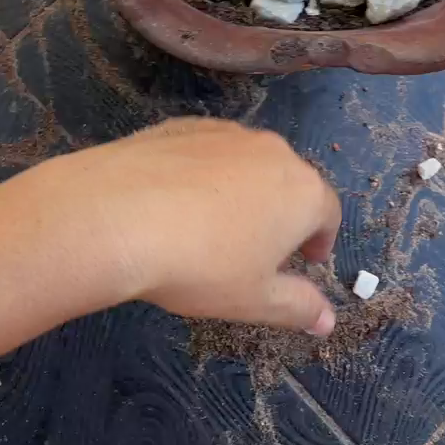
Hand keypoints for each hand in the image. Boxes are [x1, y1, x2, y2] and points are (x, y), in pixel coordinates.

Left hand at [10, 118, 340, 334]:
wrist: (117, 214)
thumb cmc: (201, 265)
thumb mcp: (254, 300)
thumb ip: (298, 307)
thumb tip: (328, 320)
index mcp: (301, 190)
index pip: (327, 212)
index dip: (320, 239)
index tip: (306, 260)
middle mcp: (269, 150)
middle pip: (288, 180)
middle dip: (282, 212)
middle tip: (260, 248)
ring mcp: (223, 131)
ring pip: (246, 161)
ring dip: (242, 189)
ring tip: (213, 224)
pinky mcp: (180, 125)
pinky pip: (205, 150)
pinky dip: (202, 172)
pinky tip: (175, 200)